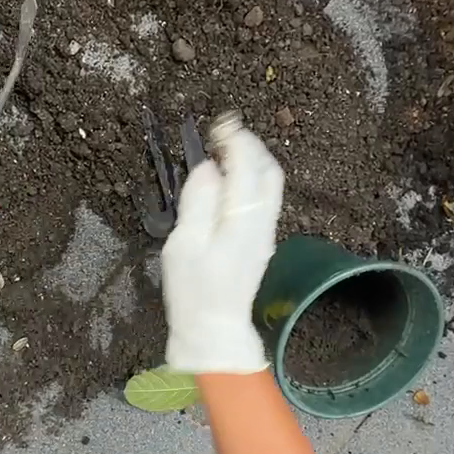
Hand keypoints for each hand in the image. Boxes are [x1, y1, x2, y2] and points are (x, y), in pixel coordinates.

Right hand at [162, 114, 283, 374]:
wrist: (214, 329)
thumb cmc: (193, 290)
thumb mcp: (184, 245)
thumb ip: (198, 203)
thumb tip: (207, 169)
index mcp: (242, 220)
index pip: (246, 166)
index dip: (236, 140)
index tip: (221, 124)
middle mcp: (261, 223)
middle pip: (268, 171)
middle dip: (250, 146)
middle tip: (225, 134)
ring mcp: (265, 234)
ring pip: (269, 185)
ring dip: (253, 162)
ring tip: (227, 152)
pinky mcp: (260, 243)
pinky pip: (264, 199)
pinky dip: (251, 180)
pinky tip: (231, 182)